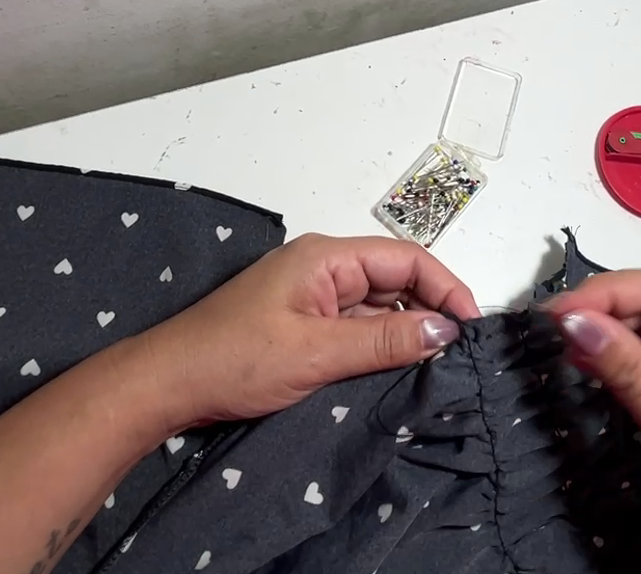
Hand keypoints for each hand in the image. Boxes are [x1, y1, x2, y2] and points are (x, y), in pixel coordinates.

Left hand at [132, 233, 479, 431]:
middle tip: (458, 356)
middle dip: (429, 311)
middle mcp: (325, 268)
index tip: (471, 327)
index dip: (444, 287)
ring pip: (378, 305)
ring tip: (436, 367)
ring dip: (405, 331)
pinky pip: (356, 326)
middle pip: (394, 279)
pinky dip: (379, 344)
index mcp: (327, 257)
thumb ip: (383, 339)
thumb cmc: (234, 358)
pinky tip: (396, 370)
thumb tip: (444, 329)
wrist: (170, 383)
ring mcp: (314, 296)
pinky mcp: (305, 322)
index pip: (405, 259)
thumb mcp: (316, 352)